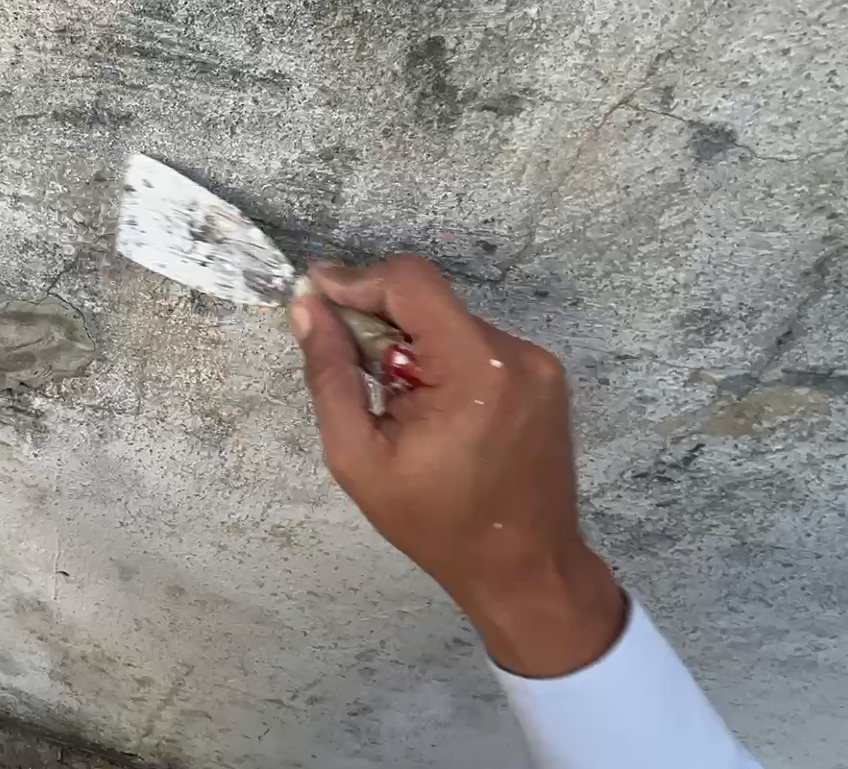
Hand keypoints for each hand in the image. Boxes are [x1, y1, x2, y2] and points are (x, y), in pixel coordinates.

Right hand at [290, 256, 625, 677]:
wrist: (525, 570)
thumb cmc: (434, 521)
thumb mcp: (356, 454)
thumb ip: (329, 373)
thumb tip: (306, 308)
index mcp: (476, 370)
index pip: (411, 282)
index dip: (356, 278)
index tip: (313, 290)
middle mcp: (516, 352)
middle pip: (425, 298)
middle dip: (373, 315)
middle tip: (340, 354)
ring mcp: (536, 362)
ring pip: (443, 317)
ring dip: (403, 338)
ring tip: (387, 393)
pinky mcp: (541, 374)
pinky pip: (468, 338)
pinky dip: (432, 353)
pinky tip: (421, 398)